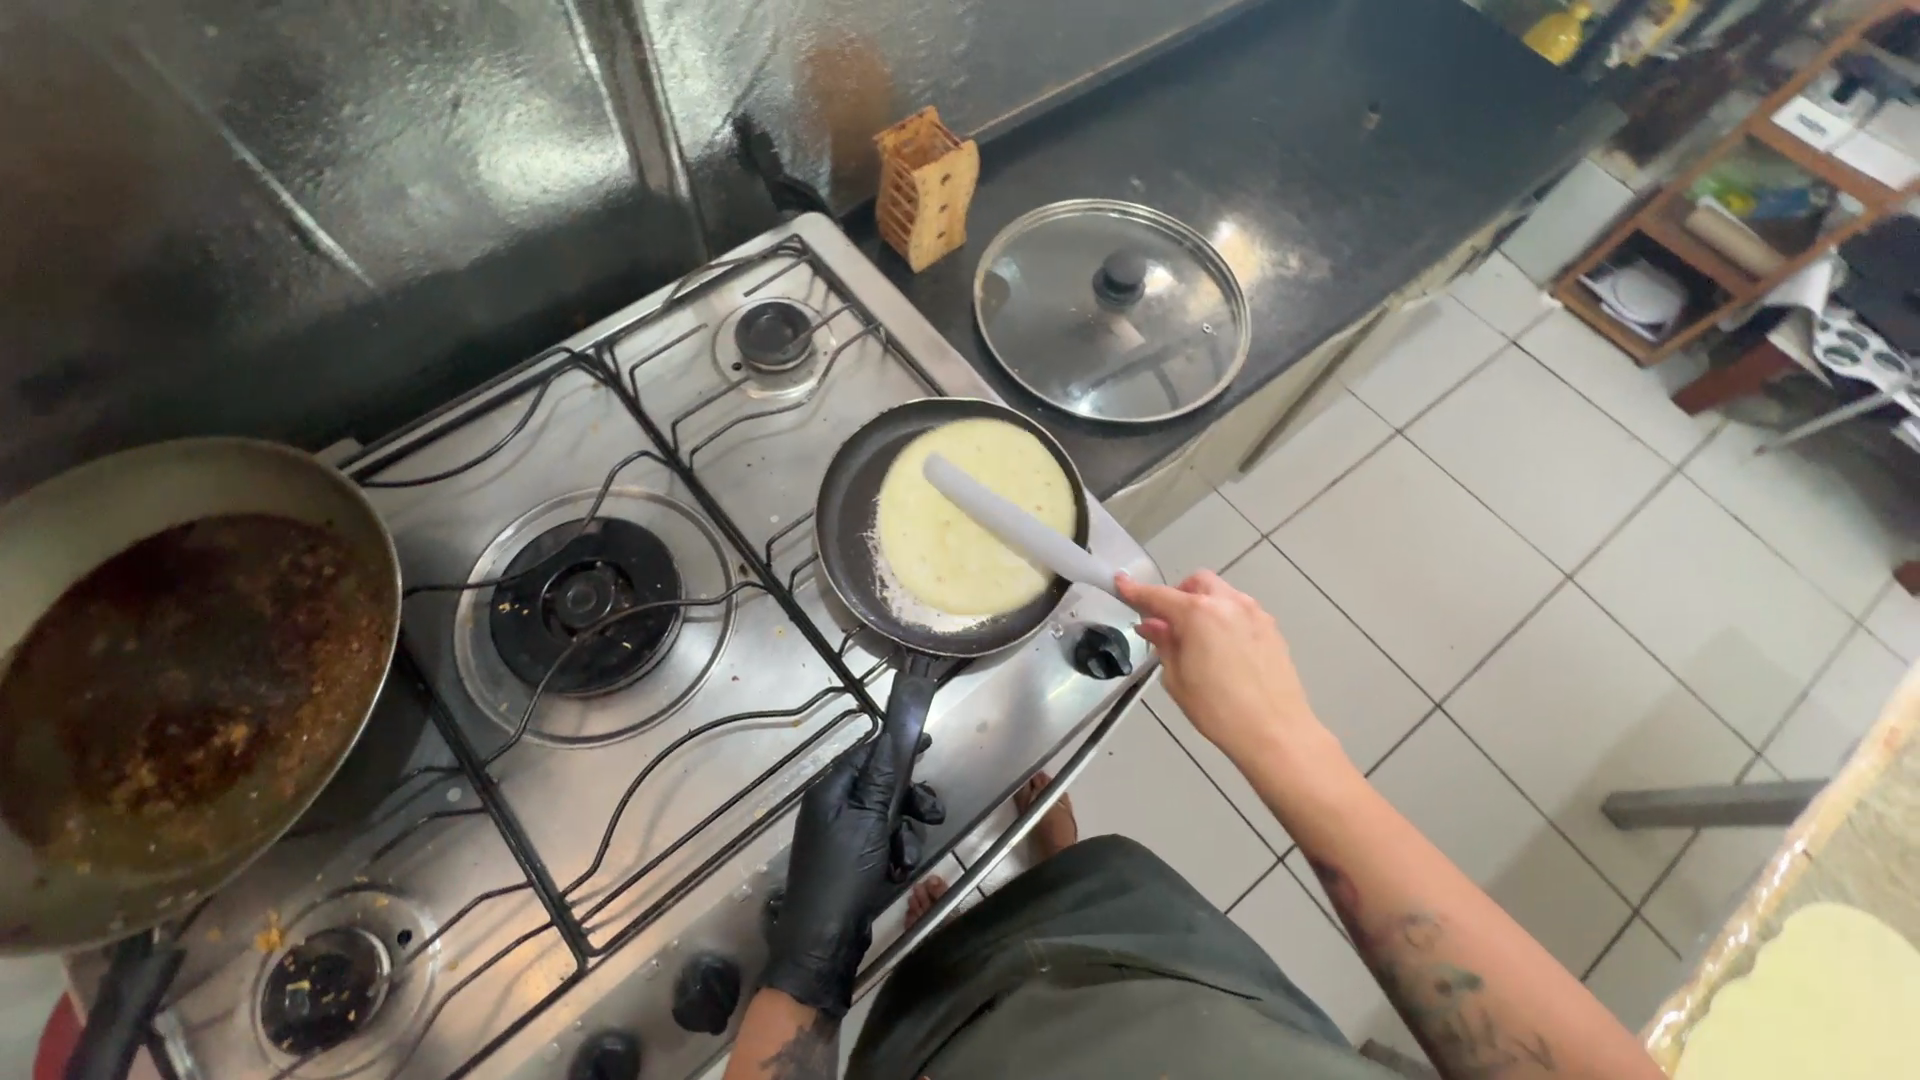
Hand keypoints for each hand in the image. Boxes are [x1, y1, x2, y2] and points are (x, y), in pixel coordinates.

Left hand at [764, 733, 943, 1015]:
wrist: (823, 940)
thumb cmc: (844, 872)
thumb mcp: (869, 818)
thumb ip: (883, 776)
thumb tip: (891, 734)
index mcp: (829, 791)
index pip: (866, 754)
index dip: (897, 748)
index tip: (929, 744)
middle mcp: (831, 808)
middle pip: (881, 787)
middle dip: (910, 802)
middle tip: (935, 813)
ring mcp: (839, 836)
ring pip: (886, 818)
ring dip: (905, 835)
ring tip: (907, 857)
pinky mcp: (849, 861)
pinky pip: (881, 844)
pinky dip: (894, 855)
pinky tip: (898, 872)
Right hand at [1116, 570, 1345, 773]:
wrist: (1275, 732)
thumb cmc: (1217, 709)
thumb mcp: (1177, 679)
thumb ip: (1164, 643)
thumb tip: (1153, 625)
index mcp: (1199, 614)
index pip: (1159, 596)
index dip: (1136, 590)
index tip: (1121, 583)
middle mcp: (1228, 604)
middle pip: (1197, 583)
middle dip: (1179, 594)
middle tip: (1169, 622)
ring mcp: (1255, 614)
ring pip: (1222, 594)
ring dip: (1204, 604)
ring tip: (1198, 638)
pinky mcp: (1272, 629)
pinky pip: (1241, 611)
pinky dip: (1225, 618)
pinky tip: (1224, 649)